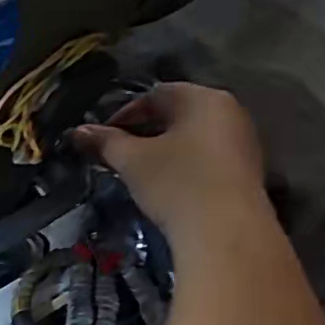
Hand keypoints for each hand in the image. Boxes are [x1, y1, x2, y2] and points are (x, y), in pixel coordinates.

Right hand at [73, 82, 265, 231]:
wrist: (224, 230)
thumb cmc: (176, 185)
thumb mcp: (133, 162)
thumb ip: (106, 143)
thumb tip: (79, 132)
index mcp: (202, 99)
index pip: (156, 95)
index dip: (124, 114)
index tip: (104, 139)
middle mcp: (229, 110)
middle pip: (177, 114)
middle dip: (144, 133)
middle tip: (119, 157)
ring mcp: (242, 140)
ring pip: (193, 137)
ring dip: (165, 151)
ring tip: (142, 175)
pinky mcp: (246, 170)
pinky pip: (207, 158)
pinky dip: (184, 166)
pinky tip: (170, 188)